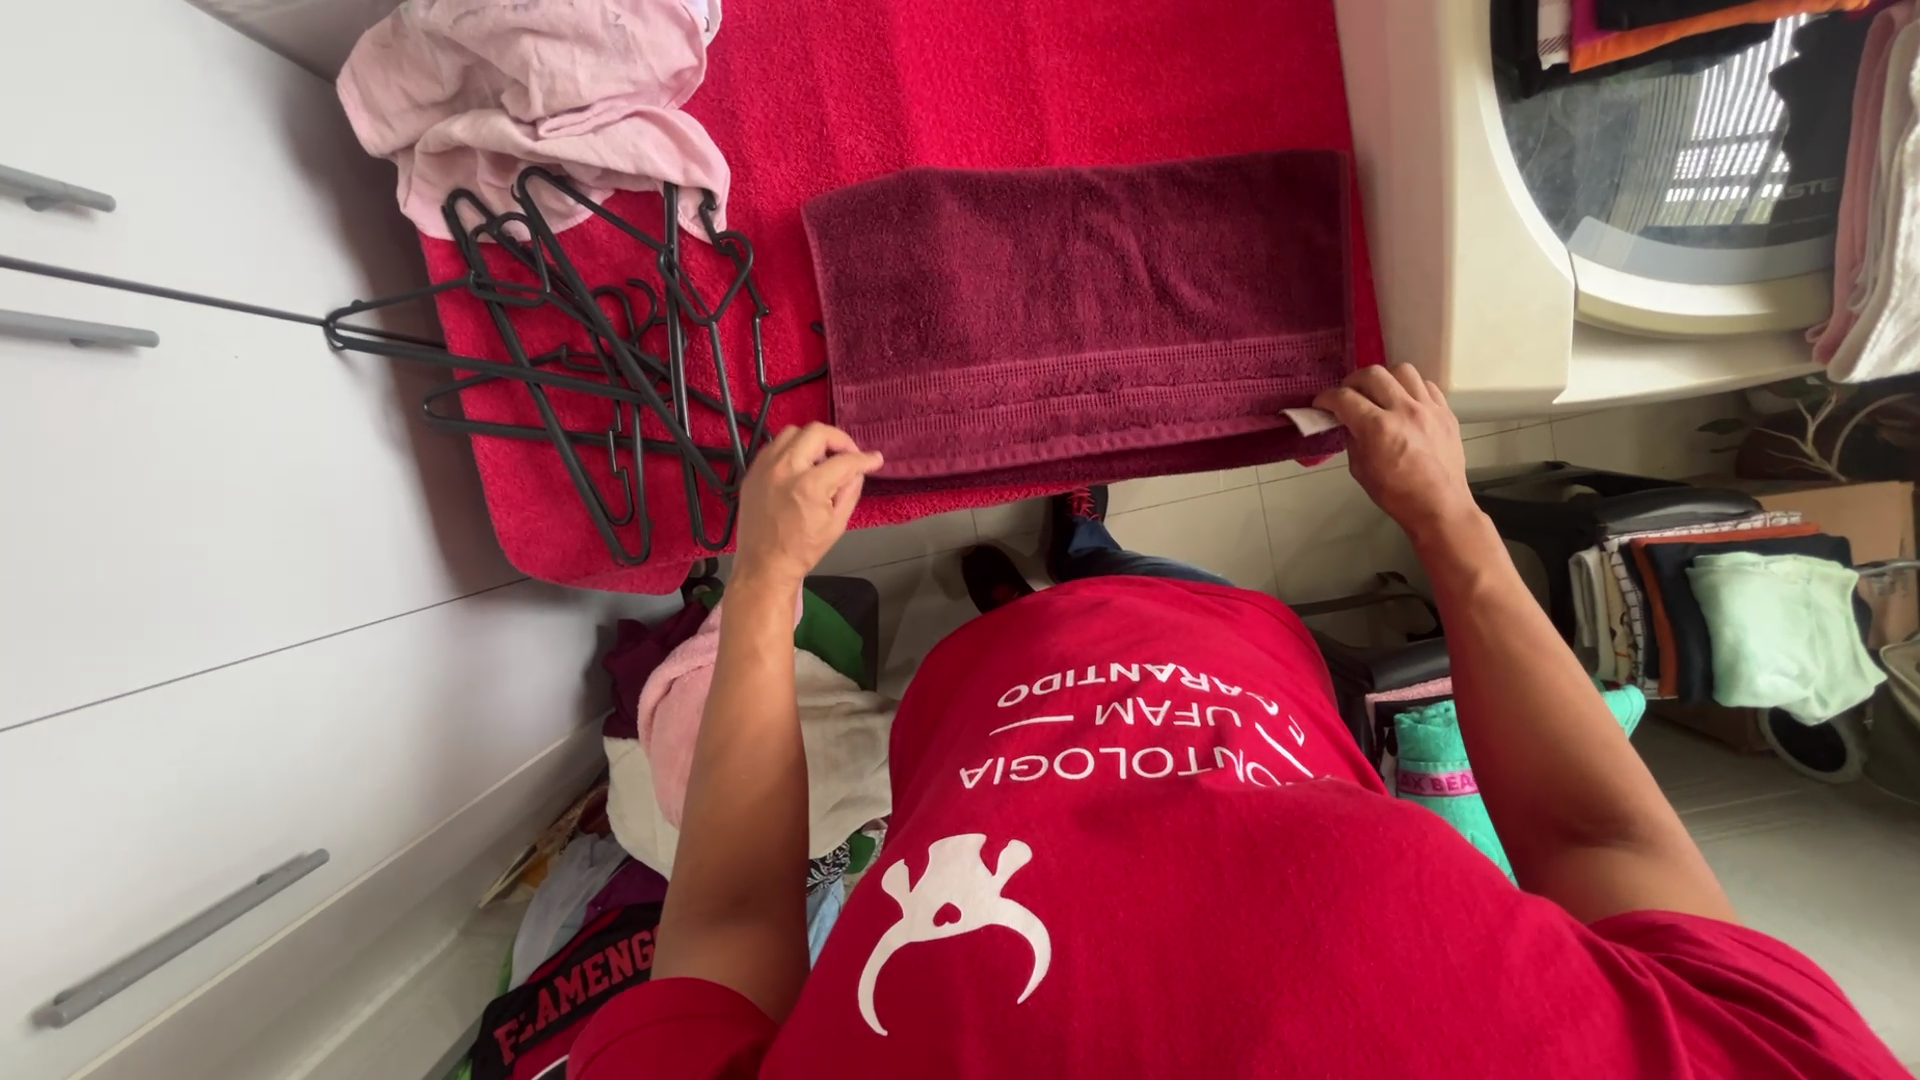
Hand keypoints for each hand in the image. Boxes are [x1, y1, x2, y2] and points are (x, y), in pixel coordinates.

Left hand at [733, 423, 883, 589]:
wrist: (765, 565)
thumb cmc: (803, 549)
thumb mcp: (838, 523)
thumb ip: (851, 489)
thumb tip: (859, 469)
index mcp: (809, 486)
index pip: (844, 460)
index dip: (865, 458)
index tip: (874, 460)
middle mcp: (784, 469)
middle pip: (817, 432)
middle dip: (839, 440)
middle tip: (849, 455)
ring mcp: (764, 468)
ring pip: (793, 432)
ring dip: (813, 440)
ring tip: (823, 459)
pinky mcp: (752, 472)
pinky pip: (775, 446)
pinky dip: (792, 449)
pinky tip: (801, 466)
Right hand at [1313, 365, 1477, 544]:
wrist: (1438, 504)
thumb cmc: (1394, 493)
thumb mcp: (1359, 468)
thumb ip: (1352, 439)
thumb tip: (1348, 422)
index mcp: (1377, 428)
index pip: (1344, 398)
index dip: (1325, 398)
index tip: (1320, 404)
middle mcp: (1404, 410)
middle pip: (1372, 374)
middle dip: (1351, 382)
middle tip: (1347, 396)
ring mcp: (1428, 408)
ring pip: (1402, 370)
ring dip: (1383, 379)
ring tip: (1378, 394)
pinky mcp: (1446, 411)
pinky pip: (1425, 385)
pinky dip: (1409, 388)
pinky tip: (1403, 402)